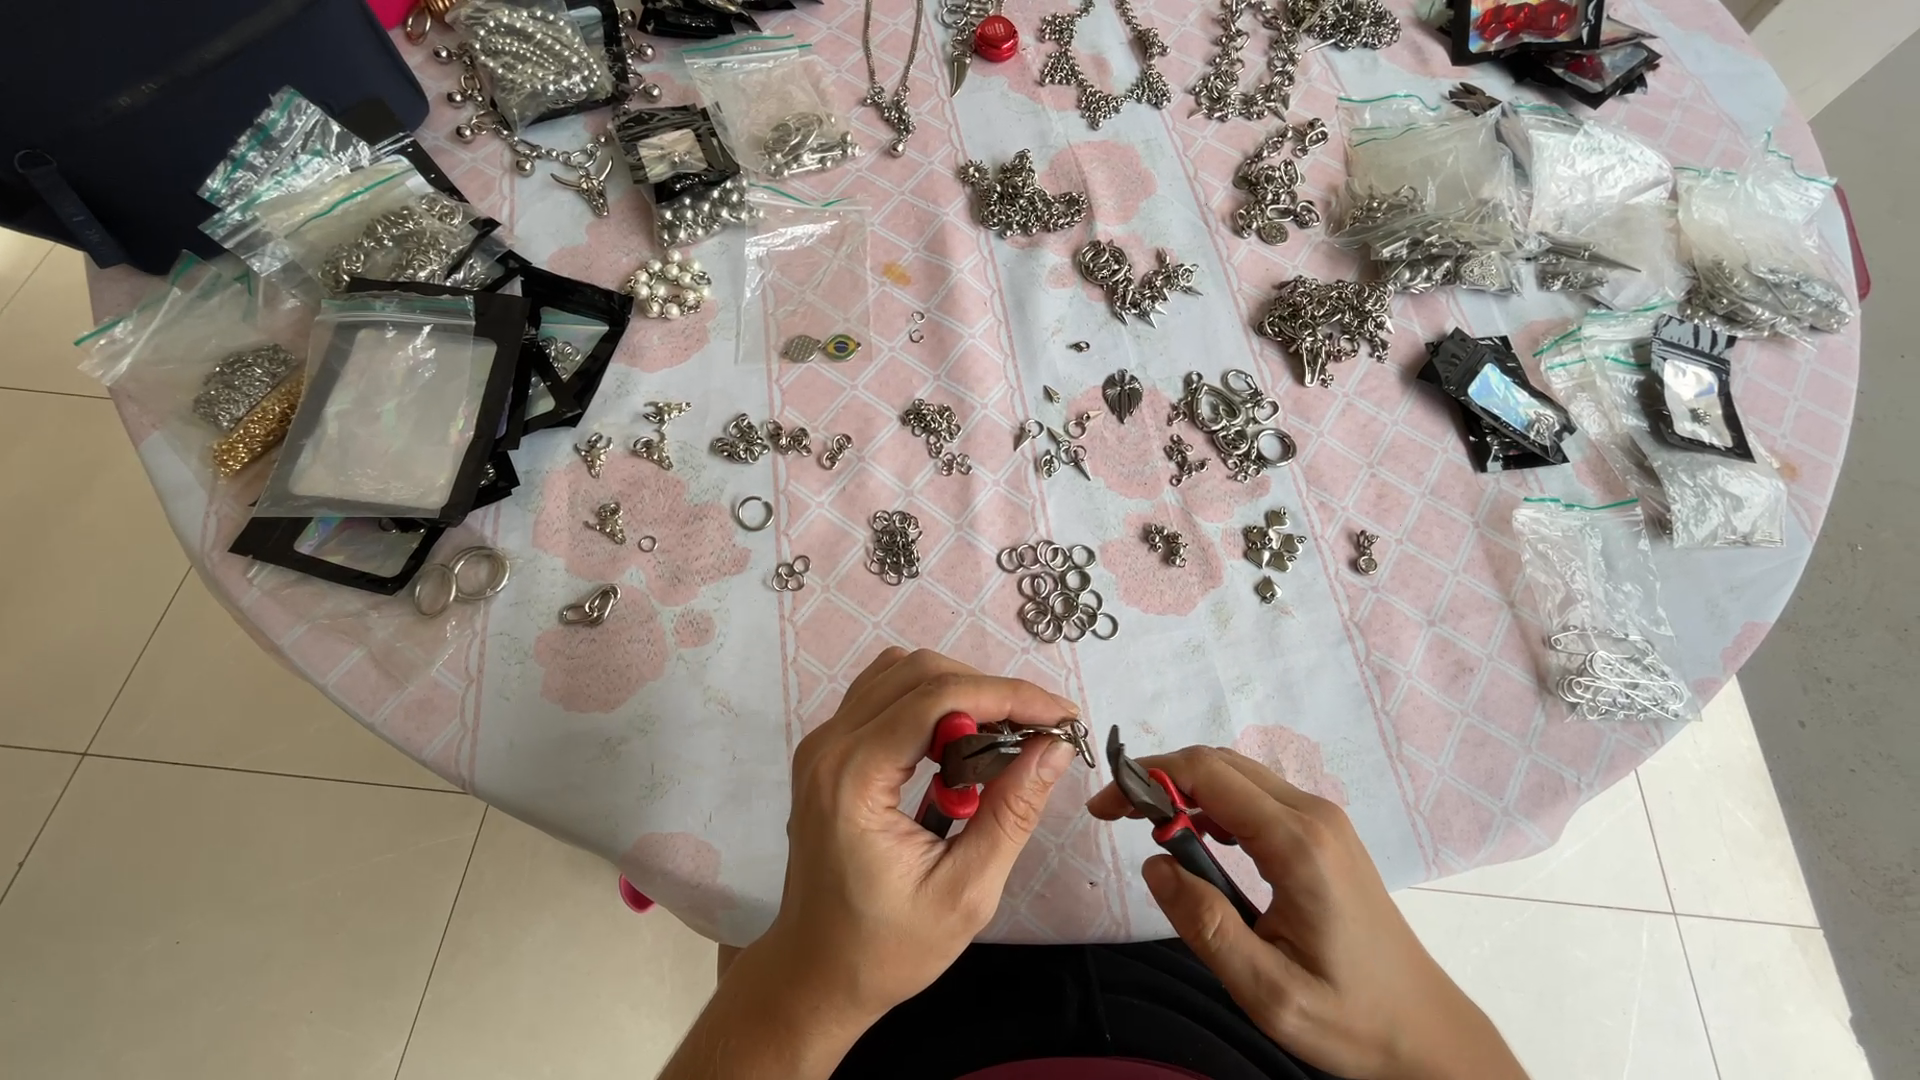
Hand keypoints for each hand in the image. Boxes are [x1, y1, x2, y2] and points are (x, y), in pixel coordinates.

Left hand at [756, 646, 1080, 1022]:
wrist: (814, 973)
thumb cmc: (886, 948)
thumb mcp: (965, 892)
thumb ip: (1012, 813)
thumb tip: (1054, 747)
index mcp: (854, 779)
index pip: (937, 698)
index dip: (1007, 695)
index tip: (1061, 715)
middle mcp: (830, 745)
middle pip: (919, 672)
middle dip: (989, 690)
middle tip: (1039, 729)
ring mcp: (823, 743)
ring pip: (901, 673)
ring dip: (960, 691)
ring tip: (1004, 734)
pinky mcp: (828, 749)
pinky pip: (885, 694)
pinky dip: (931, 702)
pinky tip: (959, 740)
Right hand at [1088, 747, 1526, 1079]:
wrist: (1427, 1034)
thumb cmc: (1351, 1019)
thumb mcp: (1268, 991)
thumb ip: (1205, 925)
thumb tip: (1153, 863)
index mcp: (1298, 843)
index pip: (1207, 774)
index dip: (1148, 778)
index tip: (1106, 809)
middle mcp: (1312, 814)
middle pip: (1219, 763)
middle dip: (1160, 778)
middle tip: (1118, 819)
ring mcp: (1322, 819)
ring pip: (1235, 774)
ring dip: (1185, 789)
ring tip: (1150, 829)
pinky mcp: (1322, 833)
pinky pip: (1255, 795)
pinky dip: (1213, 803)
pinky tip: (1200, 841)